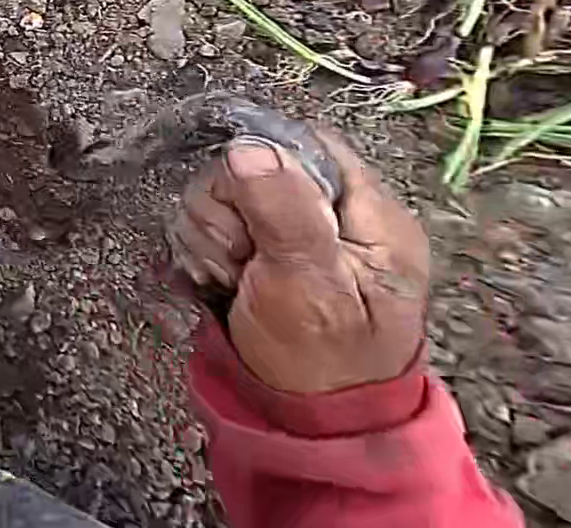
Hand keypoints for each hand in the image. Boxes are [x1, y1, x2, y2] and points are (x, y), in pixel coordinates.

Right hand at [168, 129, 429, 392]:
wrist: (300, 426)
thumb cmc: (321, 362)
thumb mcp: (311, 287)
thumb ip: (285, 212)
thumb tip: (247, 147)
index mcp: (368, 212)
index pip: (309, 143)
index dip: (270, 162)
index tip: (248, 202)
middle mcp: (327, 209)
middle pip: (254, 162)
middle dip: (231, 207)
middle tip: (242, 255)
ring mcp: (286, 225)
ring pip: (220, 187)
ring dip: (211, 230)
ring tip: (231, 274)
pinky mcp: (252, 241)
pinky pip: (206, 215)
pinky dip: (202, 243)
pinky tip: (218, 275)